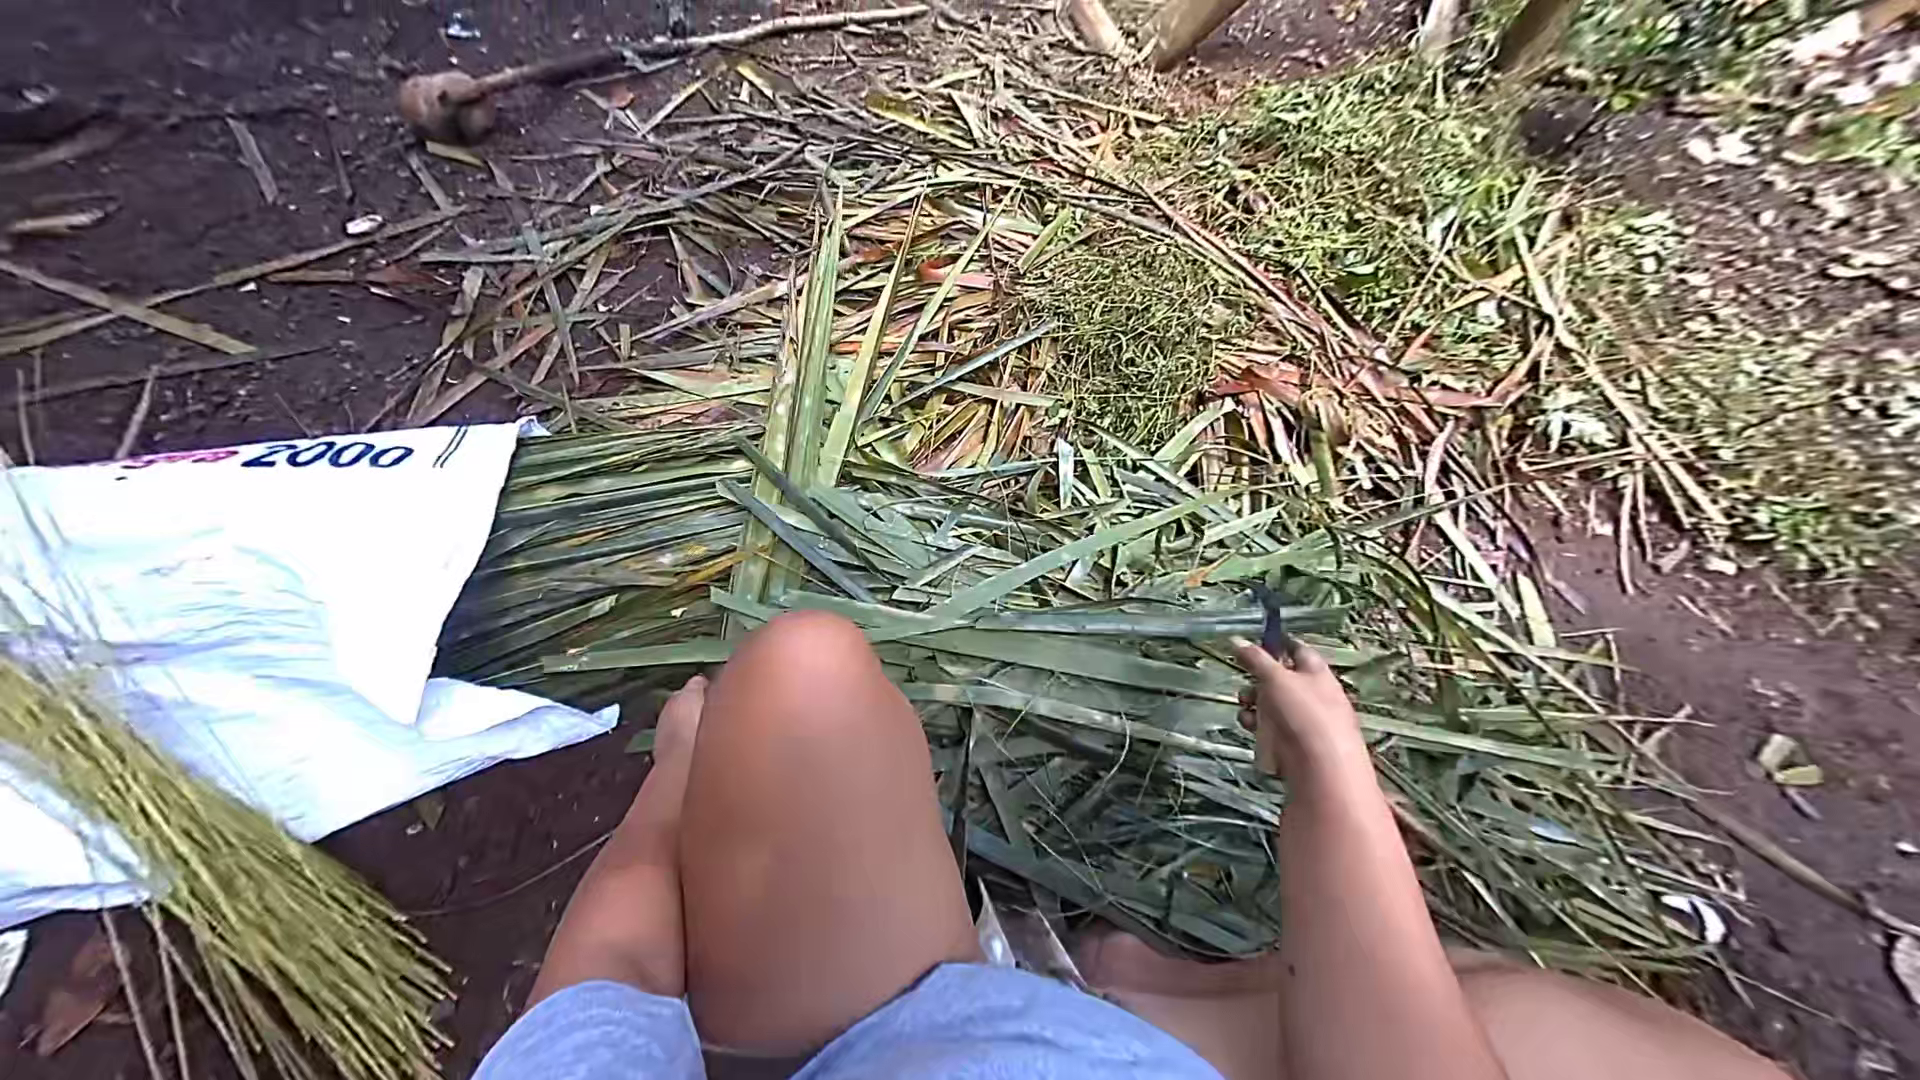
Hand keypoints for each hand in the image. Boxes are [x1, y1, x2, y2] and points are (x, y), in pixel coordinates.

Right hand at [1232, 637, 1366, 777]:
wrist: (1320, 768)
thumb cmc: (1306, 715)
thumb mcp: (1276, 678)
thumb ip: (1255, 658)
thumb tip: (1236, 640)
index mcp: (1316, 674)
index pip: (1297, 650)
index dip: (1278, 643)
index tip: (1257, 640)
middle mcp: (1311, 695)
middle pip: (1278, 678)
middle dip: (1257, 678)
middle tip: (1246, 678)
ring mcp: (1301, 720)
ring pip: (1269, 703)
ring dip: (1253, 702)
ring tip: (1246, 706)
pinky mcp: (1290, 741)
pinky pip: (1267, 726)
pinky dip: (1256, 724)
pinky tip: (1252, 726)